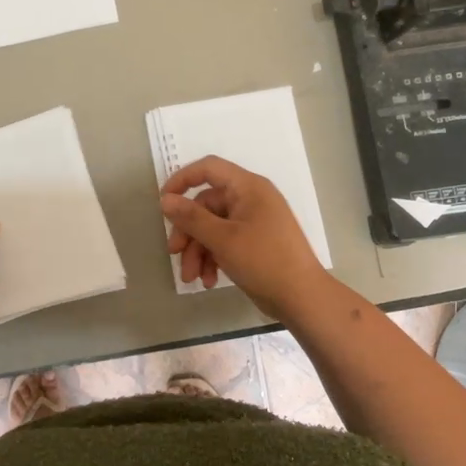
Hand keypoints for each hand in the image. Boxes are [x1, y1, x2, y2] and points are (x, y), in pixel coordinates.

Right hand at [160, 156, 328, 319]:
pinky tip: (208, 281)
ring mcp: (252, 222)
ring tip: (192, 278)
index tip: (164, 202)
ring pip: (212, 228)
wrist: (302, 297)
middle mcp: (250, 199)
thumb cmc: (264, 260)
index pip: (209, 169)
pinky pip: (224, 242)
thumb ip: (191, 217)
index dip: (182, 180)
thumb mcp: (222, 239)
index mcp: (248, 188)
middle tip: (174, 254)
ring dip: (198, 252)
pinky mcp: (253, 243)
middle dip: (188, 233)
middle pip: (206, 205)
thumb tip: (165, 200)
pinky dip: (212, 259)